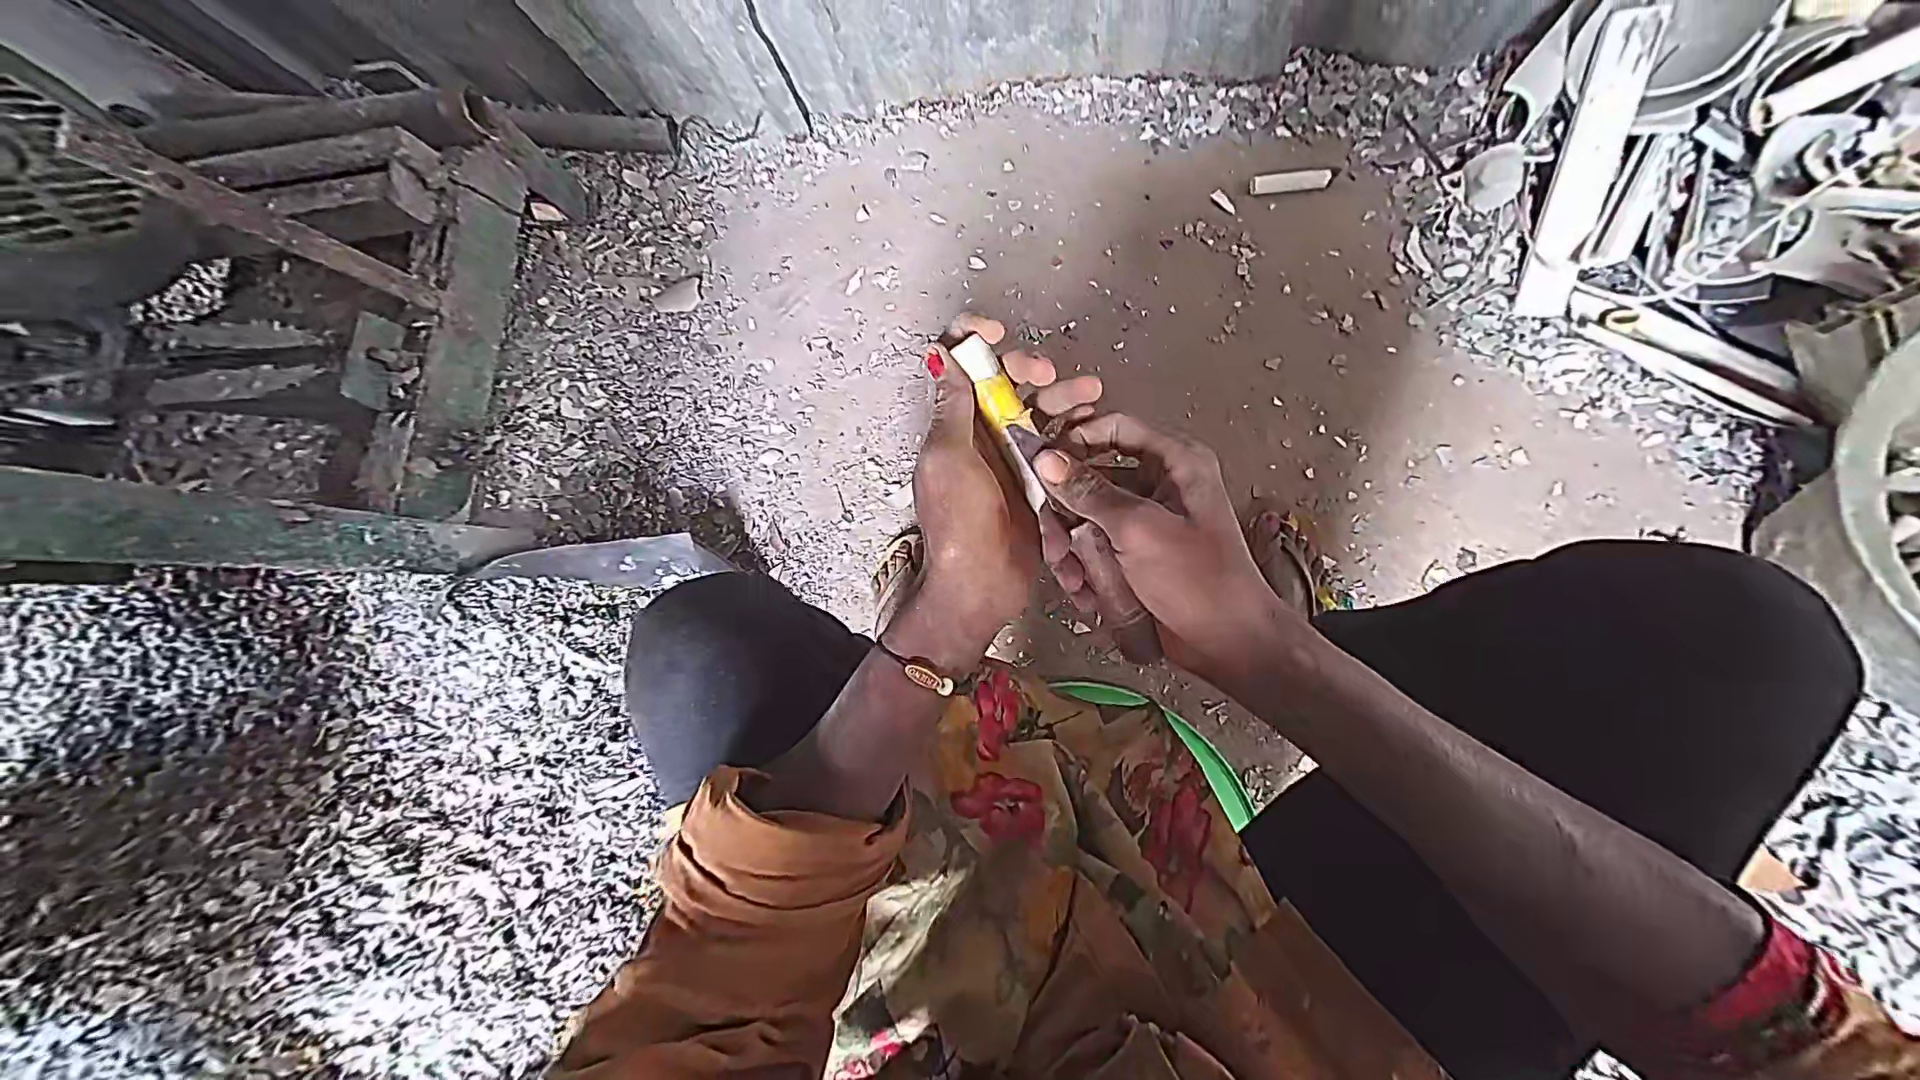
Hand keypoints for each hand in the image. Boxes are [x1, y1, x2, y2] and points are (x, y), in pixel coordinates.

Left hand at [892, 315, 1101, 667]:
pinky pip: (1061, 445)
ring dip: (1063, 395)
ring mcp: (1015, 458)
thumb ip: (951, 408)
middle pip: (1007, 383)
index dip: (973, 340)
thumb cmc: (958, 524)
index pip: (958, 367)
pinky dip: (1077, 429)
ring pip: (1040, 411)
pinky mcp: (1042, 480)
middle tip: (1046, 373)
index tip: (996, 333)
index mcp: (955, 426)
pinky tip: (1095, 423)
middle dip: (1029, 368)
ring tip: (1090, 393)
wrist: (982, 584)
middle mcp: (984, 435)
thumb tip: (941, 355)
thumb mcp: (947, 460)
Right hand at [1033, 413, 1300, 682]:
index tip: (1043, 464)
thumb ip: (1090, 492)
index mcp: (1174, 463)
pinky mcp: (1132, 552)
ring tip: (1074, 578)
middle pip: (1091, 477)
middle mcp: (1158, 484)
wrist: (1226, 642)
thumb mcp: (1139, 529)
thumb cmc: (1197, 579)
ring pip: (1085, 516)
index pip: (1115, 428)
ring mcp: (1143, 520)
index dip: (1076, 440)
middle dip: (1067, 513)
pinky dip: (1083, 567)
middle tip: (1056, 542)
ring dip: (1070, 548)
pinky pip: (1093, 546)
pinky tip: (1085, 592)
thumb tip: (1047, 460)